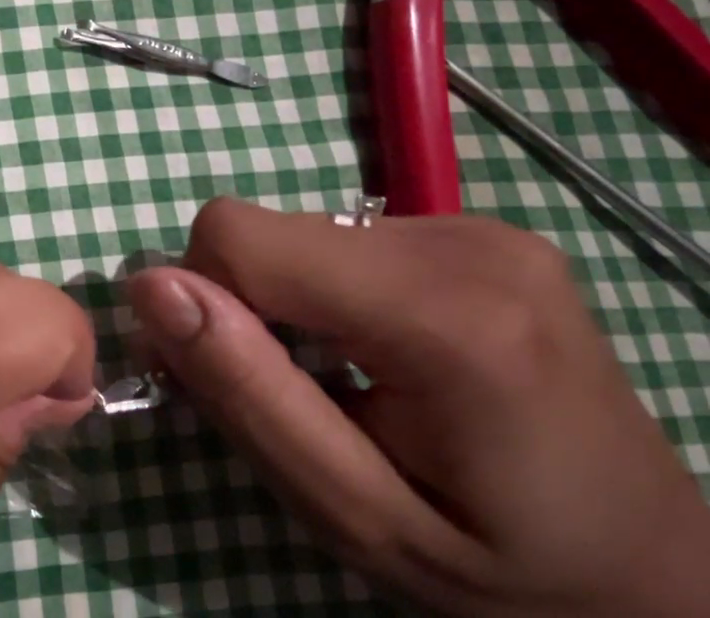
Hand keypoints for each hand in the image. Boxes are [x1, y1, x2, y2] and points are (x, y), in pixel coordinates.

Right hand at [128, 199, 709, 616]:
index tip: (223, 377)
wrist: (657, 577)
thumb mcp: (353, 514)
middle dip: (239, 304)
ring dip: (282, 299)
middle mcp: (470, 245)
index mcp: (448, 317)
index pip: (238, 236)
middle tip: (282, 392)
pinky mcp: (482, 233)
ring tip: (334, 378)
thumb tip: (150, 285)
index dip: (200, 299)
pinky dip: (323, 288)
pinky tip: (373, 350)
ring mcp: (484, 231)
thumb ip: (249, 394)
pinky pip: (338, 235)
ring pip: (293, 230)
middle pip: (262, 230)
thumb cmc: (500, 568)